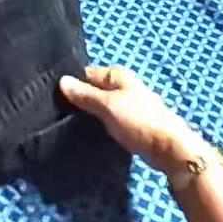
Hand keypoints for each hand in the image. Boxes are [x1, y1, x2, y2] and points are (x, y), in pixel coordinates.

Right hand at [60, 66, 209, 173]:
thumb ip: (85, 94)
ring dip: (89, 114)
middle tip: (58, 113)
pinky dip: (100, 124)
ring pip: (101, 105)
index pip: (86, 74)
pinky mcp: (130, 121)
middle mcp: (122, 85)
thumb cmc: (138, 121)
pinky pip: (109, 118)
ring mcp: (127, 104)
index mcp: (117, 75)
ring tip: (68, 125)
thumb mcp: (108, 106)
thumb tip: (61, 80)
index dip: (71, 84)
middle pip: (93, 89)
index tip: (54, 98)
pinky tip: (88, 133)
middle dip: (79, 100)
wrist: (168, 148)